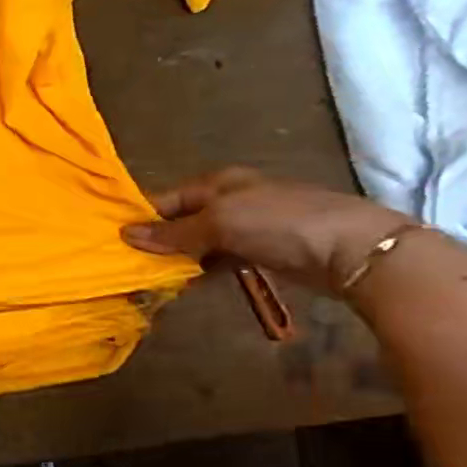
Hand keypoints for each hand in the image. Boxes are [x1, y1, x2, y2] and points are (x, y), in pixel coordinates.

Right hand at [121, 167, 413, 293]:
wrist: (352, 250)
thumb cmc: (279, 223)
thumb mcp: (219, 222)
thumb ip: (174, 232)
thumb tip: (127, 235)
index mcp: (217, 182)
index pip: (167, 199)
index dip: (142, 218)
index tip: (115, 241)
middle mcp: (230, 199)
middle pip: (182, 220)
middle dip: (158, 241)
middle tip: (130, 266)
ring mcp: (249, 226)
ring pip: (201, 242)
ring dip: (180, 259)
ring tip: (153, 279)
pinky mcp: (264, 251)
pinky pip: (222, 259)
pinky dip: (204, 269)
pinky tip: (189, 284)